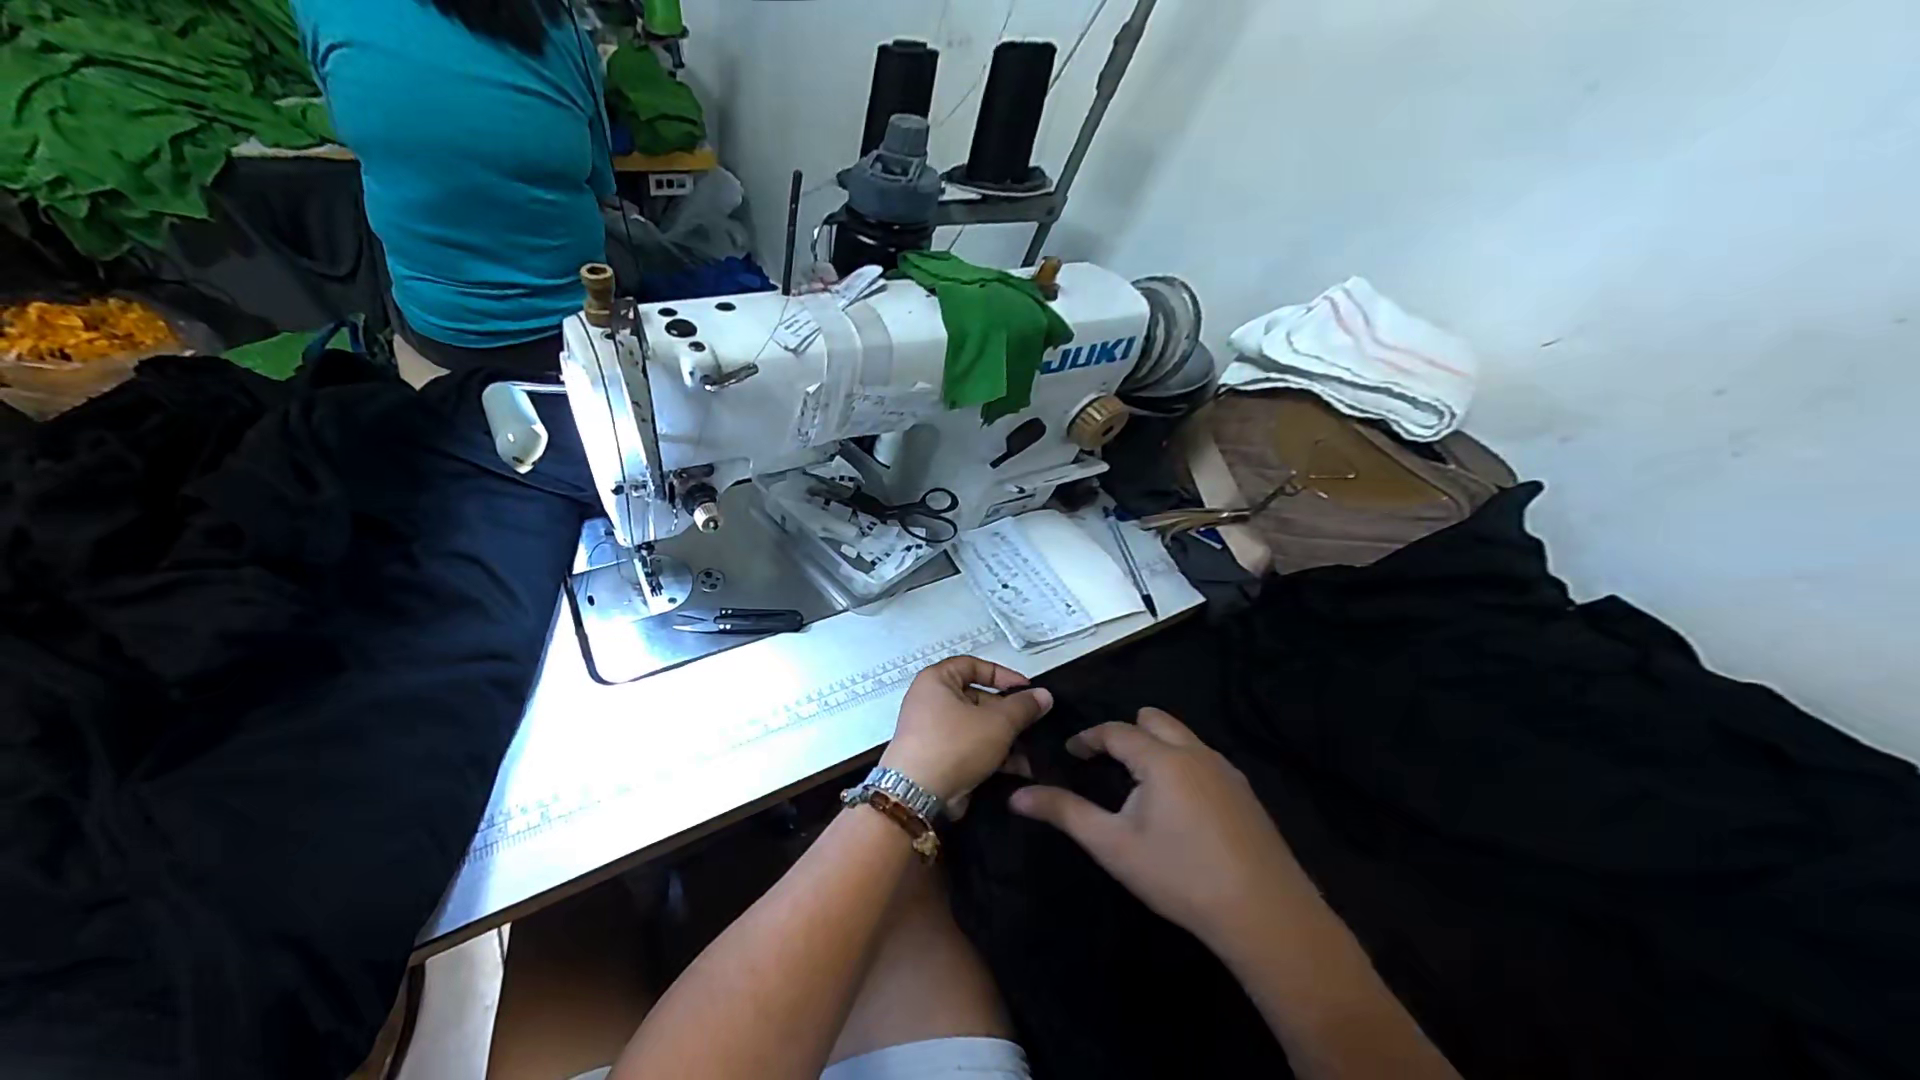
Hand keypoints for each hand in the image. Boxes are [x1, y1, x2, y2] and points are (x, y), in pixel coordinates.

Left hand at [880, 657, 1053, 806]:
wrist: (917, 796)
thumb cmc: (955, 744)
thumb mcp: (997, 722)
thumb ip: (1024, 707)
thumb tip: (1044, 695)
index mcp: (937, 680)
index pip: (973, 665)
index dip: (1002, 675)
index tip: (1027, 690)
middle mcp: (930, 701)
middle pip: (978, 698)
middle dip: (1009, 714)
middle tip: (1034, 725)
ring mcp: (932, 731)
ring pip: (977, 726)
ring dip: (1006, 739)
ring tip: (1031, 753)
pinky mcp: (938, 758)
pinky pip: (969, 747)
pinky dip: (992, 755)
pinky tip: (1018, 769)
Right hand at [1009, 708, 1319, 948]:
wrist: (1265, 914)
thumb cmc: (1179, 875)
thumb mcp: (1113, 846)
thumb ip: (1064, 813)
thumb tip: (1017, 796)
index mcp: (1161, 759)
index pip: (1116, 730)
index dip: (1088, 738)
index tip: (1071, 752)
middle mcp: (1196, 752)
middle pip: (1154, 719)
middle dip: (1126, 732)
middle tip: (1106, 763)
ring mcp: (1226, 770)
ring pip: (1183, 736)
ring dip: (1156, 746)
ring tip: (1139, 782)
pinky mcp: (1245, 792)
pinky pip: (1204, 758)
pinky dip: (1182, 763)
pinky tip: (1179, 805)